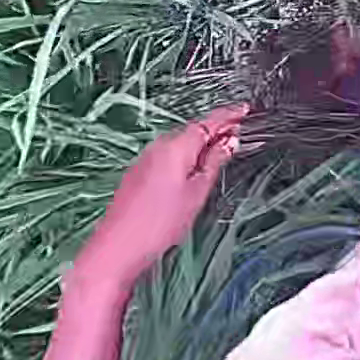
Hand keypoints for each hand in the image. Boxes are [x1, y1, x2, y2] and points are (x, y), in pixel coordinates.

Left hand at [72, 103, 249, 288]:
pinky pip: (170, 154)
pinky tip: (196, 165)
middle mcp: (159, 147)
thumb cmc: (160, 223)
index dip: (228, 115)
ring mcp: (146, 159)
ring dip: (203, 142)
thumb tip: (229, 142)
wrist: (115, 249)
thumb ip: (214, 163)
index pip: (208, 123)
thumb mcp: (197, 192)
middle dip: (217, 128)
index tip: (245, 109)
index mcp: (176, 147)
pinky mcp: (139, 173)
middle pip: (193, 130)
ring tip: (223, 147)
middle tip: (239, 130)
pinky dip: (188, 153)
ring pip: (181, 142)